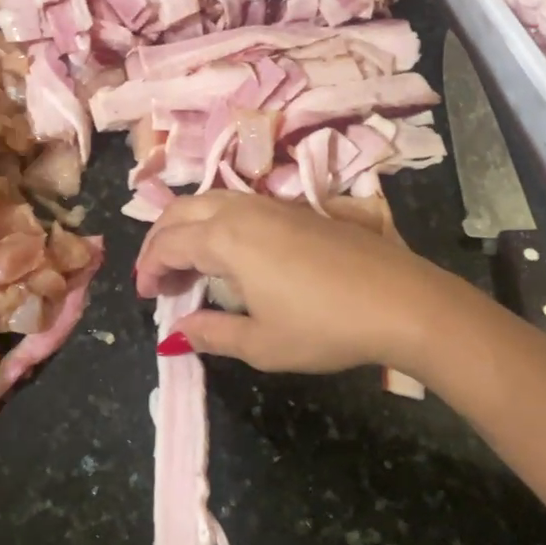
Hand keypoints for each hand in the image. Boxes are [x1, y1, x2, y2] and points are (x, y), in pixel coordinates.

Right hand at [135, 192, 450, 373]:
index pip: (168, 243)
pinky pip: (237, 205)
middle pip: (182, 211)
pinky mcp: (296, 209)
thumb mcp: (261, 344)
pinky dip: (215, 223)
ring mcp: (271, 205)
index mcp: (225, 238)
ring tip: (186, 263)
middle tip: (156, 276)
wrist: (400, 300)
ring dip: (186, 227)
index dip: (148, 268)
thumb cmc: (324, 326)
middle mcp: (241, 210)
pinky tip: (227, 253)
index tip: (145, 296)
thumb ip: (212, 333)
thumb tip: (177, 332)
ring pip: (209, 201)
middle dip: (159, 240)